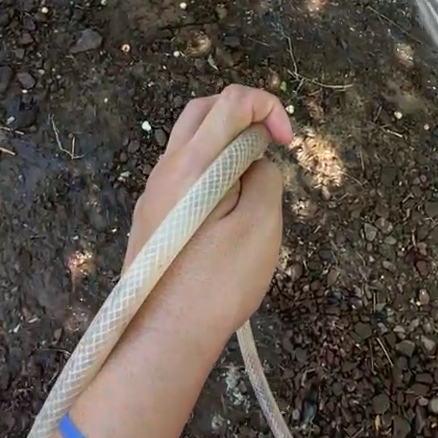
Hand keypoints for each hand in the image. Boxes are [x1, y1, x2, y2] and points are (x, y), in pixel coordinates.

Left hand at [124, 84, 293, 350]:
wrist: (162, 338)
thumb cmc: (218, 281)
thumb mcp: (260, 226)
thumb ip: (263, 178)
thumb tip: (253, 164)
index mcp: (194, 161)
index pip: (232, 100)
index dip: (268, 106)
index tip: (286, 142)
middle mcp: (167, 166)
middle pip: (203, 109)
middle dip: (243, 112)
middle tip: (268, 143)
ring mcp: (154, 190)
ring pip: (189, 140)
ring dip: (225, 141)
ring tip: (252, 178)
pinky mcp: (151, 214)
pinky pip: (183, 170)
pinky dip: (211, 167)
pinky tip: (226, 208)